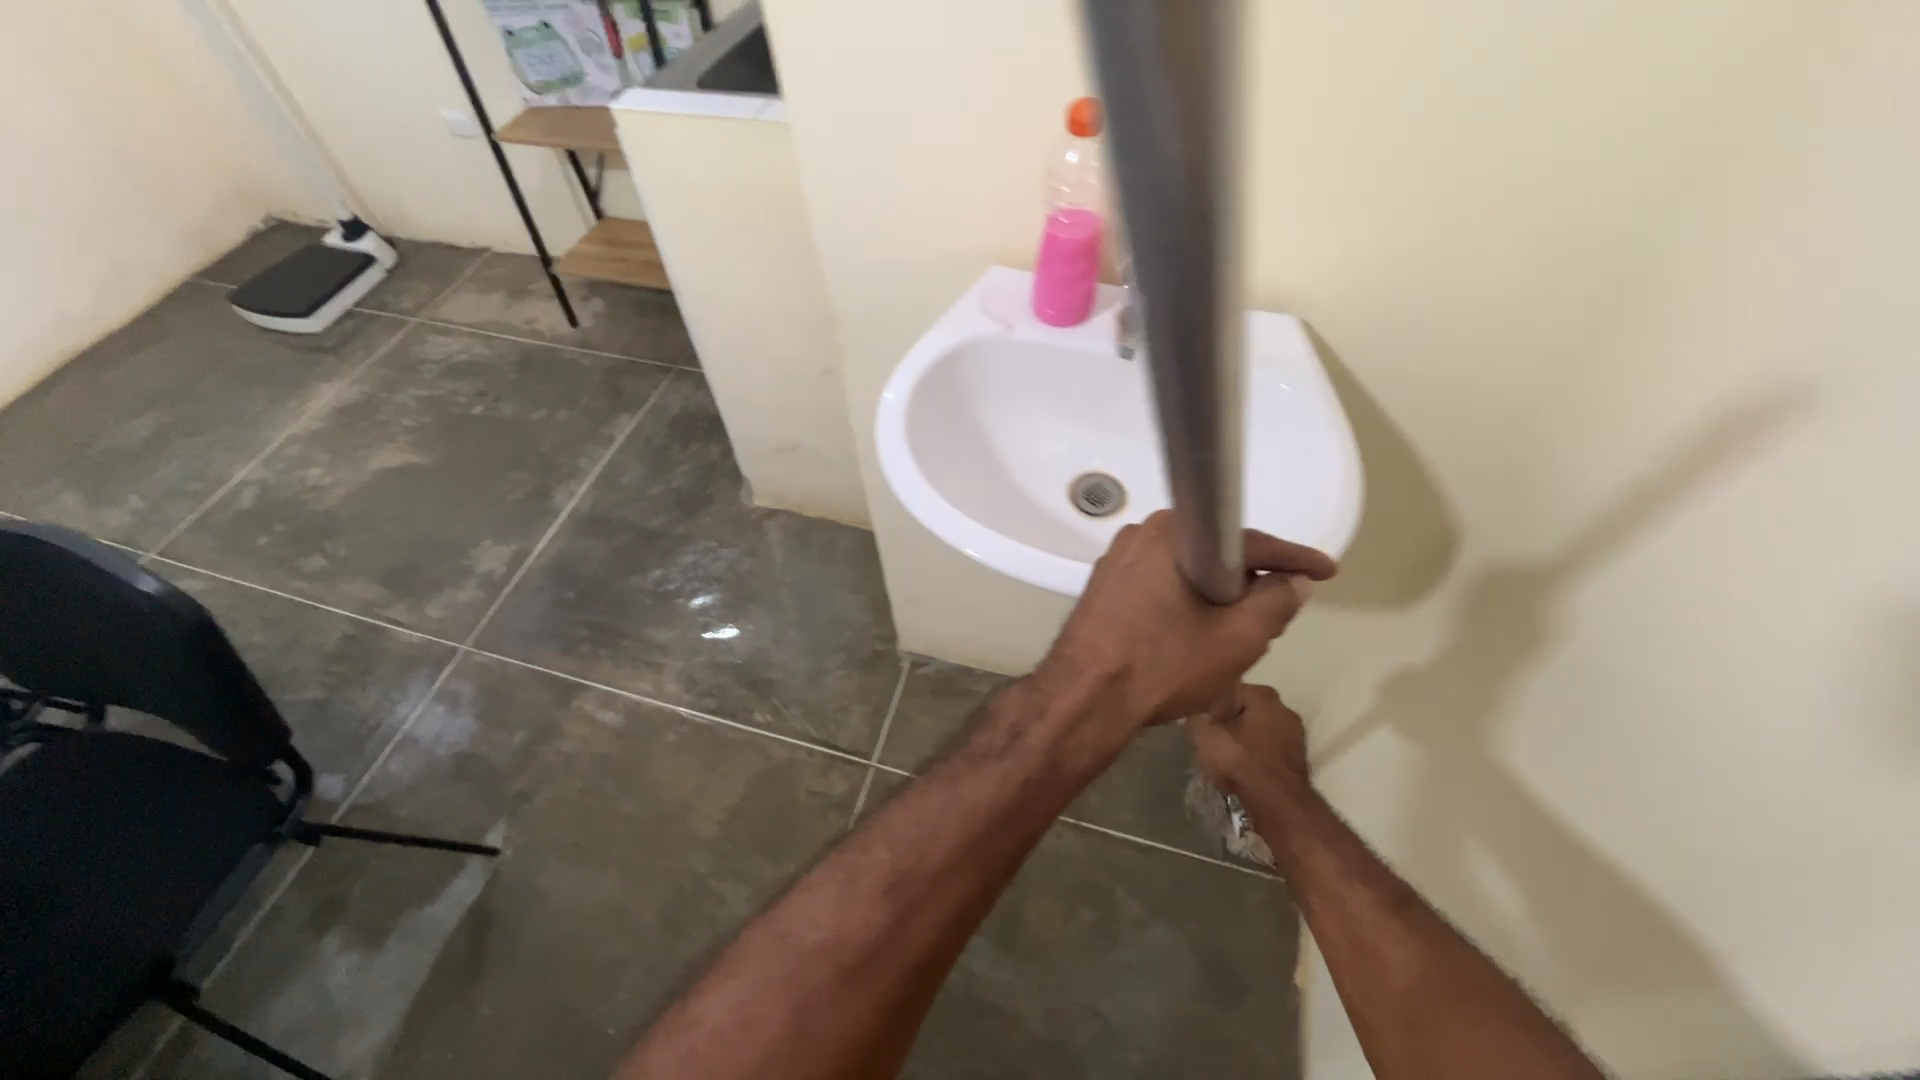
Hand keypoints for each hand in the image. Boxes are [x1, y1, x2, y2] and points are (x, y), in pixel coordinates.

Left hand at [1039, 511, 1336, 727]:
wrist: (1083, 699)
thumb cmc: (1162, 665)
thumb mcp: (1237, 639)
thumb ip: (1276, 603)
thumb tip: (1293, 582)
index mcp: (1173, 533)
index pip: (1248, 540)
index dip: (1292, 558)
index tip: (1324, 572)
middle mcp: (1142, 535)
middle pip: (1214, 552)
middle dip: (1249, 580)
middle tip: (1277, 609)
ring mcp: (1116, 560)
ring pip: (1185, 570)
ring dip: (1214, 595)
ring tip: (1235, 631)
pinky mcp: (1102, 587)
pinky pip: (1158, 584)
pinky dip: (1183, 602)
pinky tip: (1192, 635)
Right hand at [1185, 684, 1311, 802]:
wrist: (1277, 802)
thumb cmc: (1239, 760)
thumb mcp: (1203, 736)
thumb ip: (1194, 719)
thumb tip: (1195, 716)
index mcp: (1263, 694)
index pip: (1228, 690)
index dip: (1209, 707)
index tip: (1200, 725)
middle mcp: (1284, 707)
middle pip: (1245, 710)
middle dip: (1227, 723)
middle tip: (1210, 740)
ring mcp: (1295, 734)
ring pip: (1258, 731)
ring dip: (1242, 740)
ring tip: (1224, 758)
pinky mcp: (1298, 758)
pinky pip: (1268, 750)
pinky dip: (1255, 756)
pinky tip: (1242, 770)